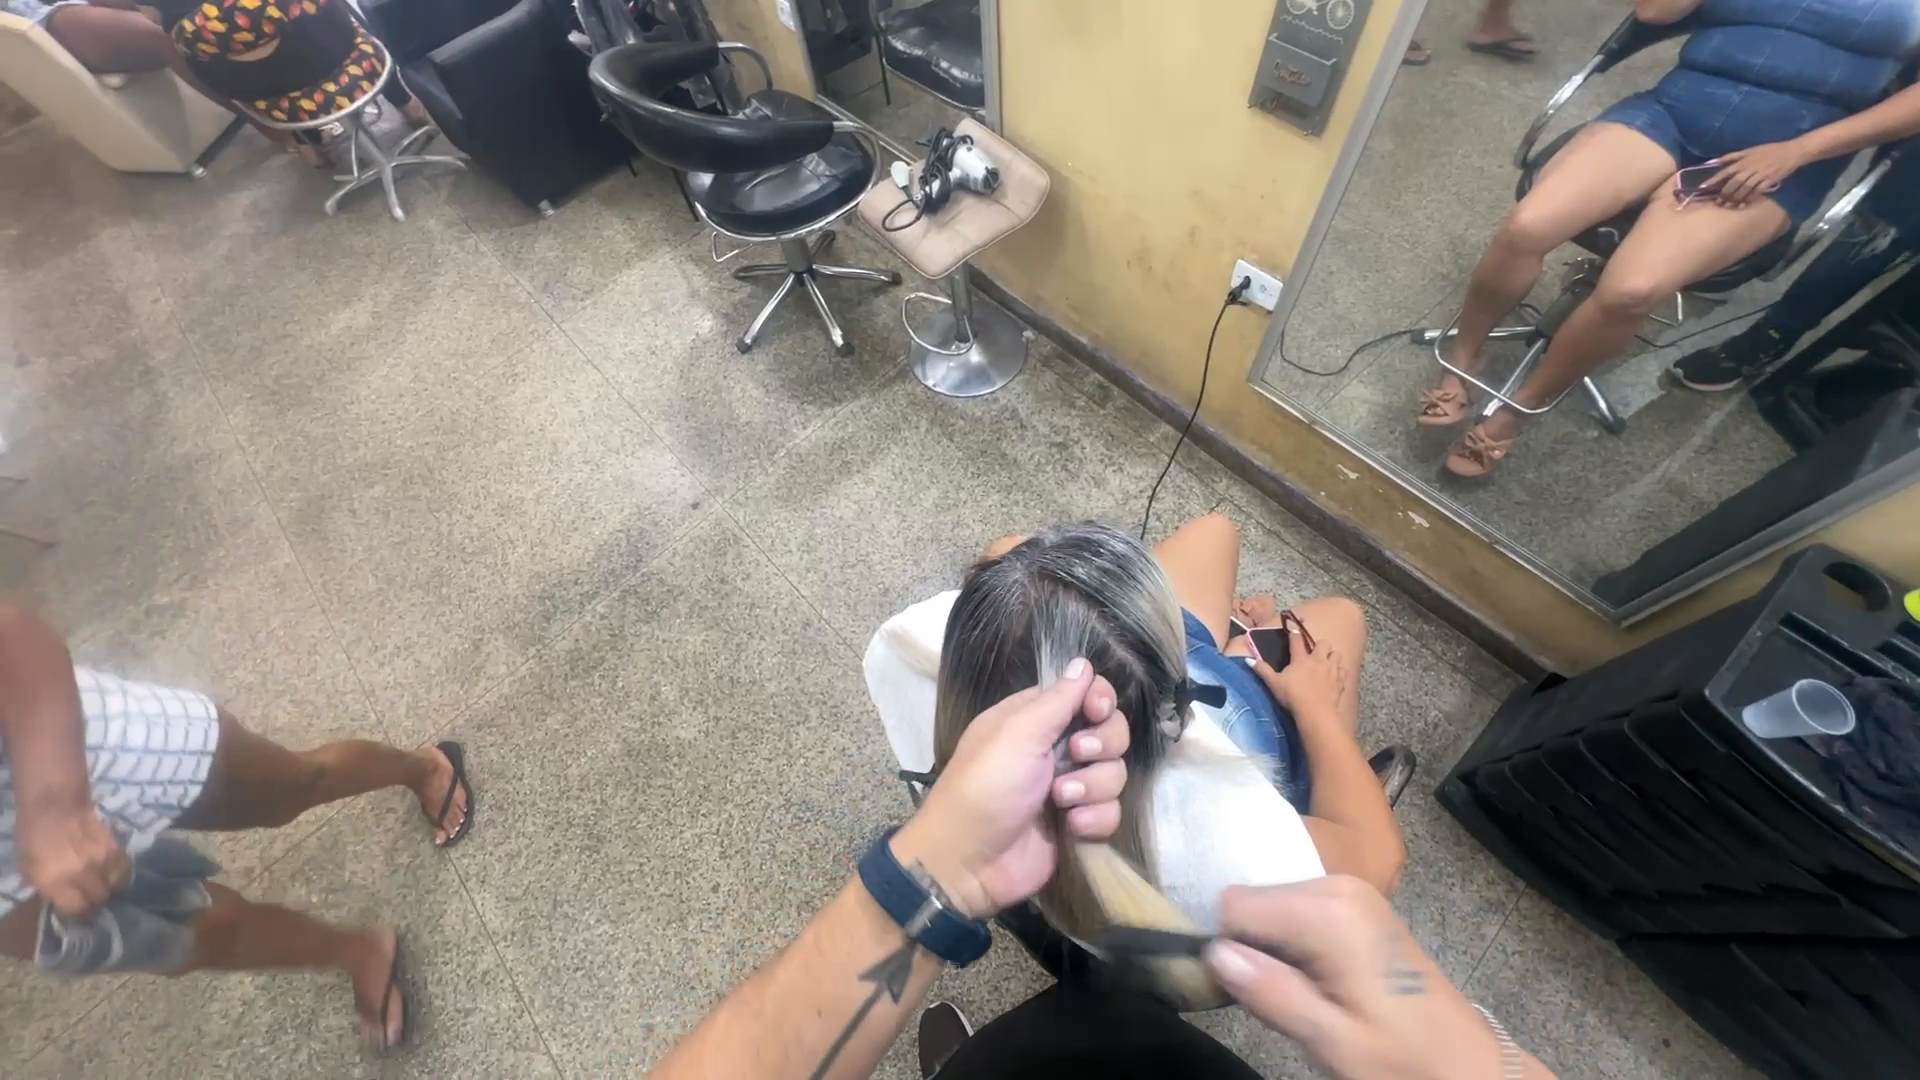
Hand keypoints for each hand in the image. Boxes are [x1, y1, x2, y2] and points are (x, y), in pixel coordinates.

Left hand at [17, 809, 129, 917]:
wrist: (57, 811)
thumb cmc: (33, 842)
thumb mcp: (29, 870)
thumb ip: (48, 887)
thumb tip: (66, 899)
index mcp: (55, 882)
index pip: (78, 907)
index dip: (81, 914)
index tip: (80, 916)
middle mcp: (83, 873)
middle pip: (101, 897)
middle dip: (97, 902)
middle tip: (92, 902)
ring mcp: (104, 860)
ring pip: (117, 883)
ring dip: (111, 888)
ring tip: (104, 887)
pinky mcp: (117, 848)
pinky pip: (124, 868)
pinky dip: (120, 874)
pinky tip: (112, 873)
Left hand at [890, 658, 1129, 918]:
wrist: (968, 862)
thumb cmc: (986, 786)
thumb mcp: (1017, 734)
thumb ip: (1057, 699)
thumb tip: (1084, 663)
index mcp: (1035, 718)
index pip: (1085, 692)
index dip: (1100, 698)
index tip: (1097, 709)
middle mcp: (1055, 747)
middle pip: (1110, 730)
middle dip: (1101, 743)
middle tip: (1077, 753)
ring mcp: (1069, 786)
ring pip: (1113, 772)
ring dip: (1091, 785)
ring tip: (1060, 800)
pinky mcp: (1079, 824)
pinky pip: (1110, 811)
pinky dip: (1094, 819)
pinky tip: (1070, 828)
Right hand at [1206, 877, 1518, 1079]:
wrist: (1473, 1068)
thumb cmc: (1403, 1062)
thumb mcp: (1335, 1044)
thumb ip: (1272, 995)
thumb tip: (1213, 953)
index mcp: (1327, 913)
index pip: (1233, 905)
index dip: (1227, 945)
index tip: (1245, 988)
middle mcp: (1333, 883)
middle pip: (1250, 898)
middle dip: (1249, 943)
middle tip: (1278, 996)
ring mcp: (1345, 885)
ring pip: (1267, 900)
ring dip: (1268, 941)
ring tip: (1300, 987)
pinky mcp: (1351, 895)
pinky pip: (1291, 902)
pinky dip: (1288, 934)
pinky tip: (1313, 972)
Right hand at [1250, 626, 1346, 720]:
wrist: (1316, 711)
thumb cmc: (1292, 696)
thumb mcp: (1274, 683)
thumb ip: (1262, 670)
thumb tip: (1248, 659)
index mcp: (1300, 659)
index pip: (1297, 641)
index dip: (1294, 634)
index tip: (1293, 630)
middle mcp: (1318, 660)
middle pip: (1324, 643)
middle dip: (1320, 645)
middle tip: (1315, 652)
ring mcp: (1331, 669)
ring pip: (1337, 653)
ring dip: (1332, 655)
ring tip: (1327, 661)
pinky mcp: (1341, 680)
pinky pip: (1344, 669)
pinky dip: (1340, 669)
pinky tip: (1336, 674)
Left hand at [1704, 141, 1808, 207]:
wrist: (1795, 150)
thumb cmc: (1770, 150)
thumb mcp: (1750, 150)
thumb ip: (1731, 157)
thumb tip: (1711, 162)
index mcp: (1744, 161)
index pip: (1725, 172)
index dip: (1712, 180)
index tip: (1701, 188)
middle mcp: (1751, 168)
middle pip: (1733, 183)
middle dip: (1724, 194)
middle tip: (1717, 203)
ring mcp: (1762, 174)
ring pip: (1744, 189)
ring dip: (1735, 198)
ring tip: (1728, 206)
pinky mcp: (1771, 179)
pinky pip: (1758, 191)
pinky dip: (1750, 198)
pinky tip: (1743, 204)